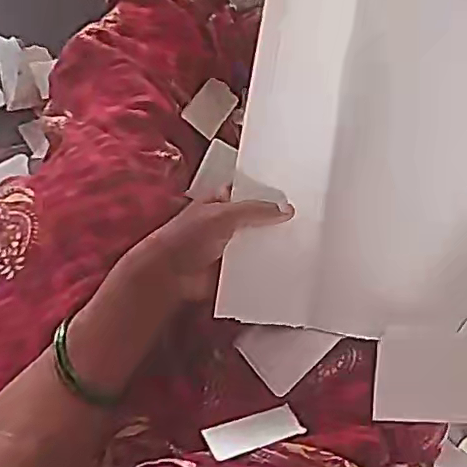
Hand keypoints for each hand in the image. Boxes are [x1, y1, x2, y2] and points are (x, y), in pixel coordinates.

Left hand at [138, 194, 293, 300]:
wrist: (169, 274)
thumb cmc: (185, 237)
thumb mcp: (223, 214)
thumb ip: (255, 210)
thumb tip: (285, 209)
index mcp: (219, 201)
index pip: (248, 192)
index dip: (267, 194)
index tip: (290, 197)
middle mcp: (224, 222)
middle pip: (256, 220)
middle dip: (273, 222)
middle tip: (298, 221)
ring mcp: (228, 246)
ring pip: (256, 243)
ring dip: (270, 245)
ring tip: (297, 243)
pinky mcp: (231, 268)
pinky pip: (253, 265)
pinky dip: (265, 265)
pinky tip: (281, 264)